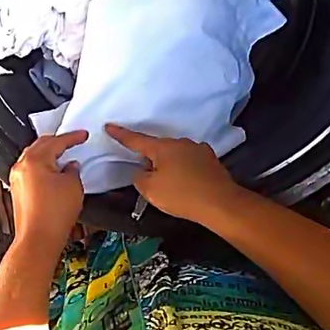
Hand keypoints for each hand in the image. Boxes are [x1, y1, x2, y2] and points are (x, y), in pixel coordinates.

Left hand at [8, 130, 87, 250]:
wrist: (38, 240)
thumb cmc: (52, 216)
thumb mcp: (73, 186)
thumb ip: (73, 170)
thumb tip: (71, 167)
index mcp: (35, 160)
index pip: (56, 141)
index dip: (72, 137)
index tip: (81, 135)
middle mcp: (21, 167)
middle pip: (40, 146)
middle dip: (57, 143)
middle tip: (72, 142)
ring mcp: (17, 180)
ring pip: (33, 158)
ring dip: (49, 155)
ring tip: (64, 158)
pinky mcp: (17, 192)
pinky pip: (30, 172)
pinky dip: (42, 168)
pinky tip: (53, 175)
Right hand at [104, 125, 242, 223]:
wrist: (220, 203)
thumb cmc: (181, 195)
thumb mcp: (150, 190)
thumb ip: (139, 177)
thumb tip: (142, 171)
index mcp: (163, 147)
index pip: (136, 140)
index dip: (120, 134)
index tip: (109, 126)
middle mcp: (181, 143)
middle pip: (158, 149)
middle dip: (151, 160)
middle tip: (150, 179)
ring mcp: (198, 149)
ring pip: (176, 155)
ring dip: (170, 165)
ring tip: (172, 185)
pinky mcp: (211, 160)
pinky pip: (190, 162)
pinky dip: (185, 170)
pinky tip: (187, 183)